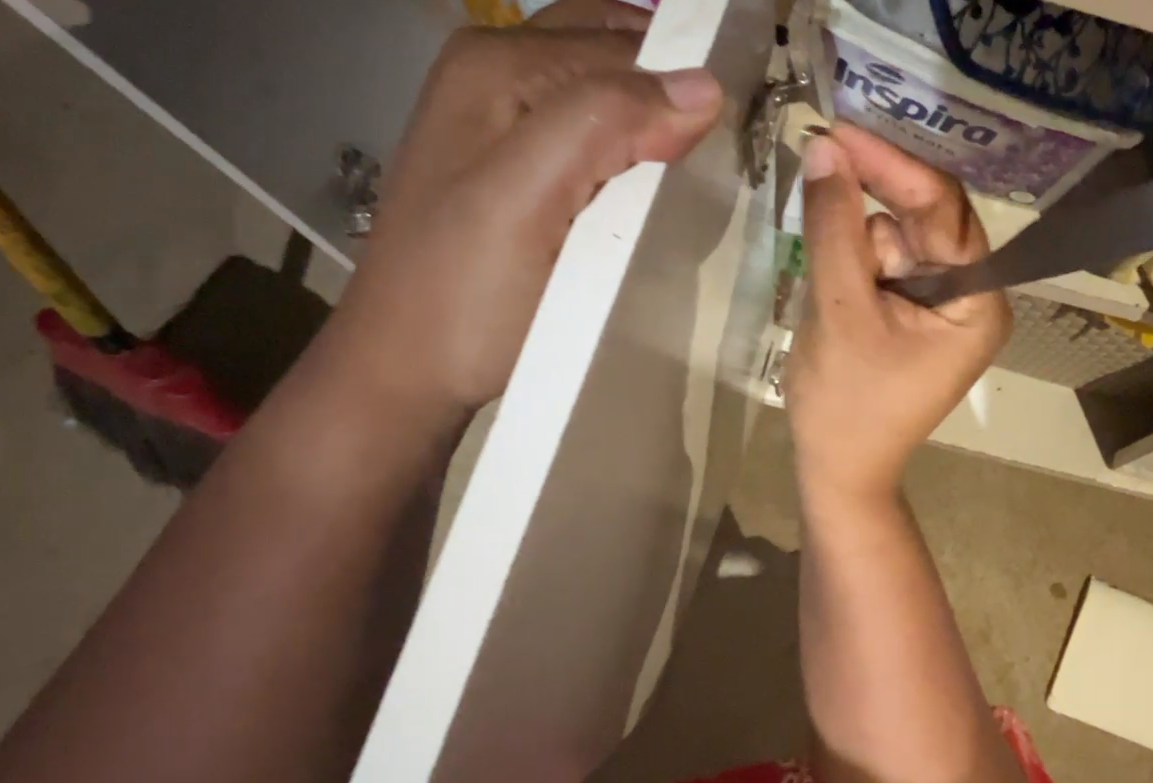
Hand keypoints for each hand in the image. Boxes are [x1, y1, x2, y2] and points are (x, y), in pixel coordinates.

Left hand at [326, 0, 723, 418]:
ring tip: (699, 172)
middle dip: (673, 93)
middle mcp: (496, 73)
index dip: (689, 79)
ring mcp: (500, 122)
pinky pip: (588, 138)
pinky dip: (629, 154)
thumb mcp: (526, 203)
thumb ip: (600, 124)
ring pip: (604, 96)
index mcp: (499, 64)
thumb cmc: (465, 295)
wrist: (406, 370)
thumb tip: (706, 85)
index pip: (628, 43)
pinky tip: (651, 191)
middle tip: (730, 154)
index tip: (746, 135)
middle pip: (614, 55)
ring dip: (654, 124)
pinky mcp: (511, 169)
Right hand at [786, 125, 1011, 504]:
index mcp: (978, 302)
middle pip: (923, 220)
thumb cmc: (847, 403)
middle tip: (820, 163)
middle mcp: (972, 297)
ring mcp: (943, 308)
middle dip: (871, 203)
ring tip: (829, 286)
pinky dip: (854, 263)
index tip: (839, 131)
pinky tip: (832, 292)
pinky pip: (885, 267)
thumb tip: (824, 148)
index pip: (944, 209)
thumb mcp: (839, 309)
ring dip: (856, 241)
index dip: (892, 166)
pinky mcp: (914, 317)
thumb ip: (834, 227)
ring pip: (898, 240)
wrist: (839, 472)